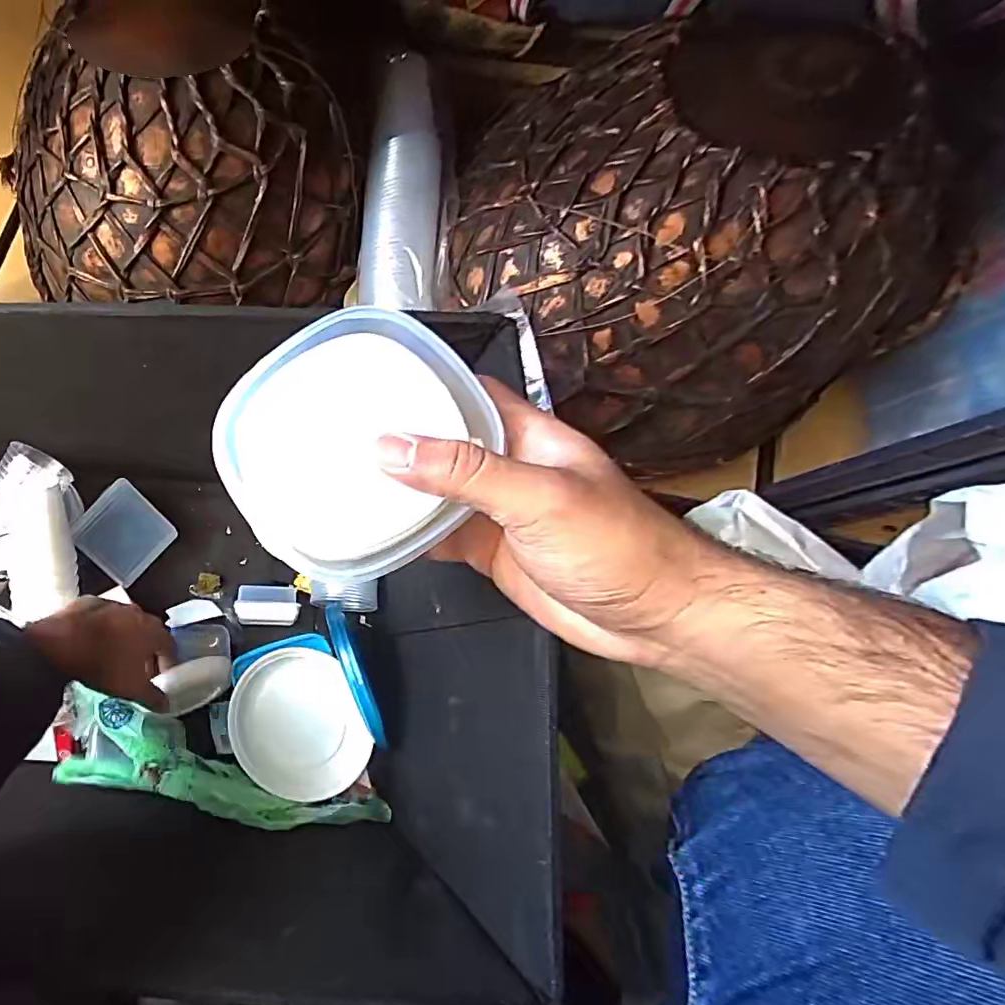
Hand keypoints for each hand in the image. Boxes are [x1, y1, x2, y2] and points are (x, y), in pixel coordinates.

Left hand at [24, 597, 174, 710]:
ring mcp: (111, 604)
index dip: (167, 662)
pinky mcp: (88, 603)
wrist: (61, 645)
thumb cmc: (103, 665)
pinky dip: (102, 629)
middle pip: (148, 632)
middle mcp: (135, 612)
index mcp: (152, 630)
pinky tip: (93, 644)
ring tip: (114, 657)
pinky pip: (101, 617)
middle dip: (146, 650)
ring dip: (124, 637)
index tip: (162, 674)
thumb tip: (163, 703)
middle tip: (139, 669)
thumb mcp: (132, 690)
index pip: (169, 646)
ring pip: (124, 622)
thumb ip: (153, 697)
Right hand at [377, 376, 739, 668]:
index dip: (427, 385)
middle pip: (445, 444)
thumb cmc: (622, 547)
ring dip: (402, 490)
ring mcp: (497, 511)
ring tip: (353, 480)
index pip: (469, 394)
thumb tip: (397, 448)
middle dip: (403, 440)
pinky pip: (440, 536)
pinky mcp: (489, 549)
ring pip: (437, 492)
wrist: (652, 619)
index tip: (381, 385)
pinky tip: (385, 534)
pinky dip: (412, 535)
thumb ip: (467, 471)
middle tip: (352, 437)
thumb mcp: (538, 497)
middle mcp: (509, 468)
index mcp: (528, 436)